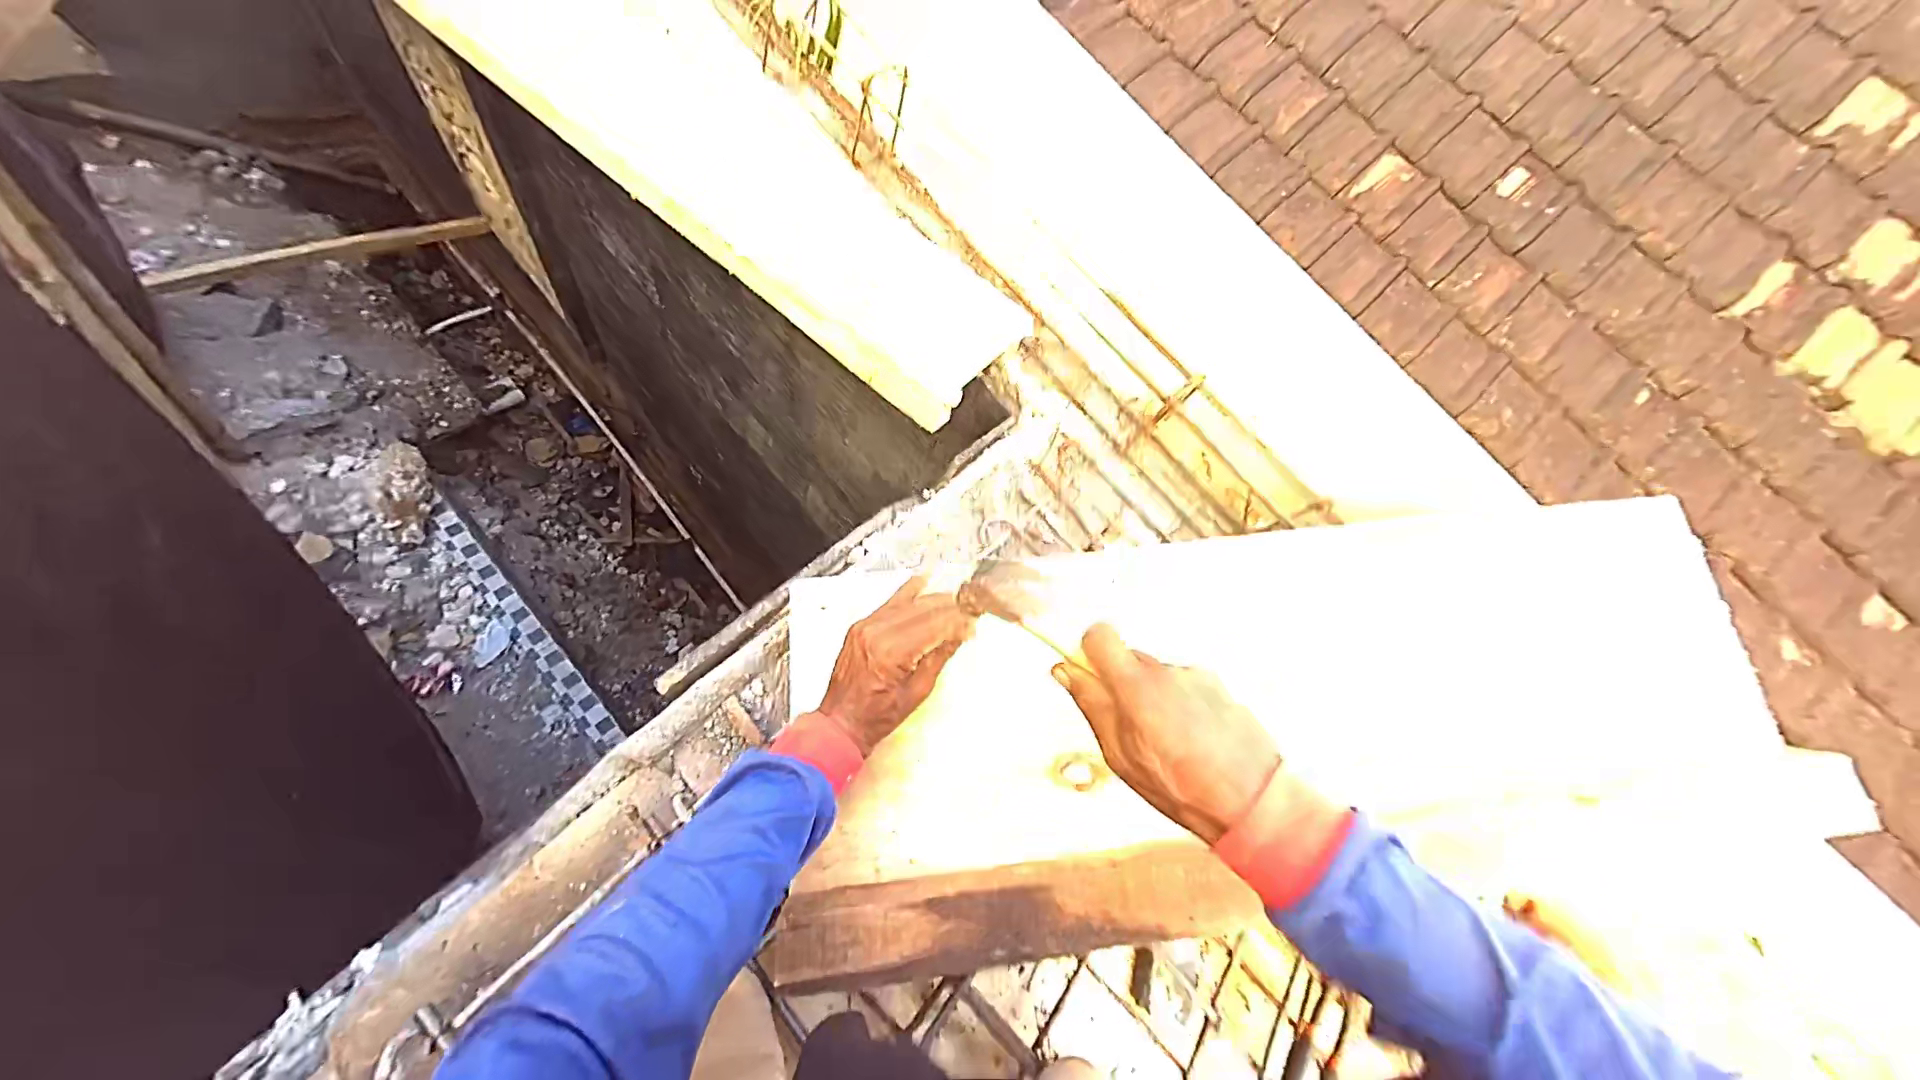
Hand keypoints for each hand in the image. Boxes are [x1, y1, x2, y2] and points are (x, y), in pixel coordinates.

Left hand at [816, 576, 975, 755]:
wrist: (840, 722)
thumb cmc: (875, 717)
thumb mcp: (917, 691)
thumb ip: (939, 657)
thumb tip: (959, 634)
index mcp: (891, 651)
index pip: (935, 624)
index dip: (958, 622)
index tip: (972, 625)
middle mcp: (876, 631)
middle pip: (924, 607)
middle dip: (950, 609)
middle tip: (968, 614)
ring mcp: (866, 625)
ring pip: (908, 600)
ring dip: (934, 600)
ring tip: (954, 605)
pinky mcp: (861, 625)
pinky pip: (890, 602)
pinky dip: (910, 595)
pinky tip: (923, 585)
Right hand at [1053, 624, 1280, 843]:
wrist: (1254, 802)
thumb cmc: (1181, 787)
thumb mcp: (1120, 754)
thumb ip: (1092, 705)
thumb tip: (1066, 671)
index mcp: (1135, 685)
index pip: (1099, 635)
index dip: (1089, 651)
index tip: (1088, 674)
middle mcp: (1166, 670)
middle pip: (1129, 658)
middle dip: (1121, 683)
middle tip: (1129, 725)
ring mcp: (1196, 676)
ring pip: (1157, 675)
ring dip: (1153, 697)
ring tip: (1167, 741)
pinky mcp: (1218, 685)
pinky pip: (1185, 686)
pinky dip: (1180, 705)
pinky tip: (1191, 739)